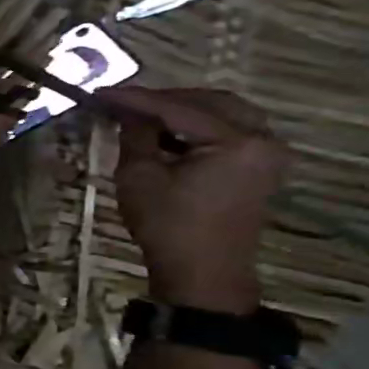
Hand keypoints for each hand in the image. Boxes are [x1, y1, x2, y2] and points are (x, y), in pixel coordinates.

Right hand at [100, 87, 289, 313]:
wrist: (202, 274)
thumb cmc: (168, 227)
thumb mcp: (139, 177)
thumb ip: (136, 135)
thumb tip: (129, 112)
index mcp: (237, 142)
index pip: (178, 108)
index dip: (135, 99)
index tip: (100, 93)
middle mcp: (264, 139)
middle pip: (210, 102)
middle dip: (164, 99)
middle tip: (124, 103)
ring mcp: (268, 153)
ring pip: (224, 112)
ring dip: (183, 110)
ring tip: (144, 115)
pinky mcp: (261, 166)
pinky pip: (231, 129)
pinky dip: (200, 125)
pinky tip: (170, 132)